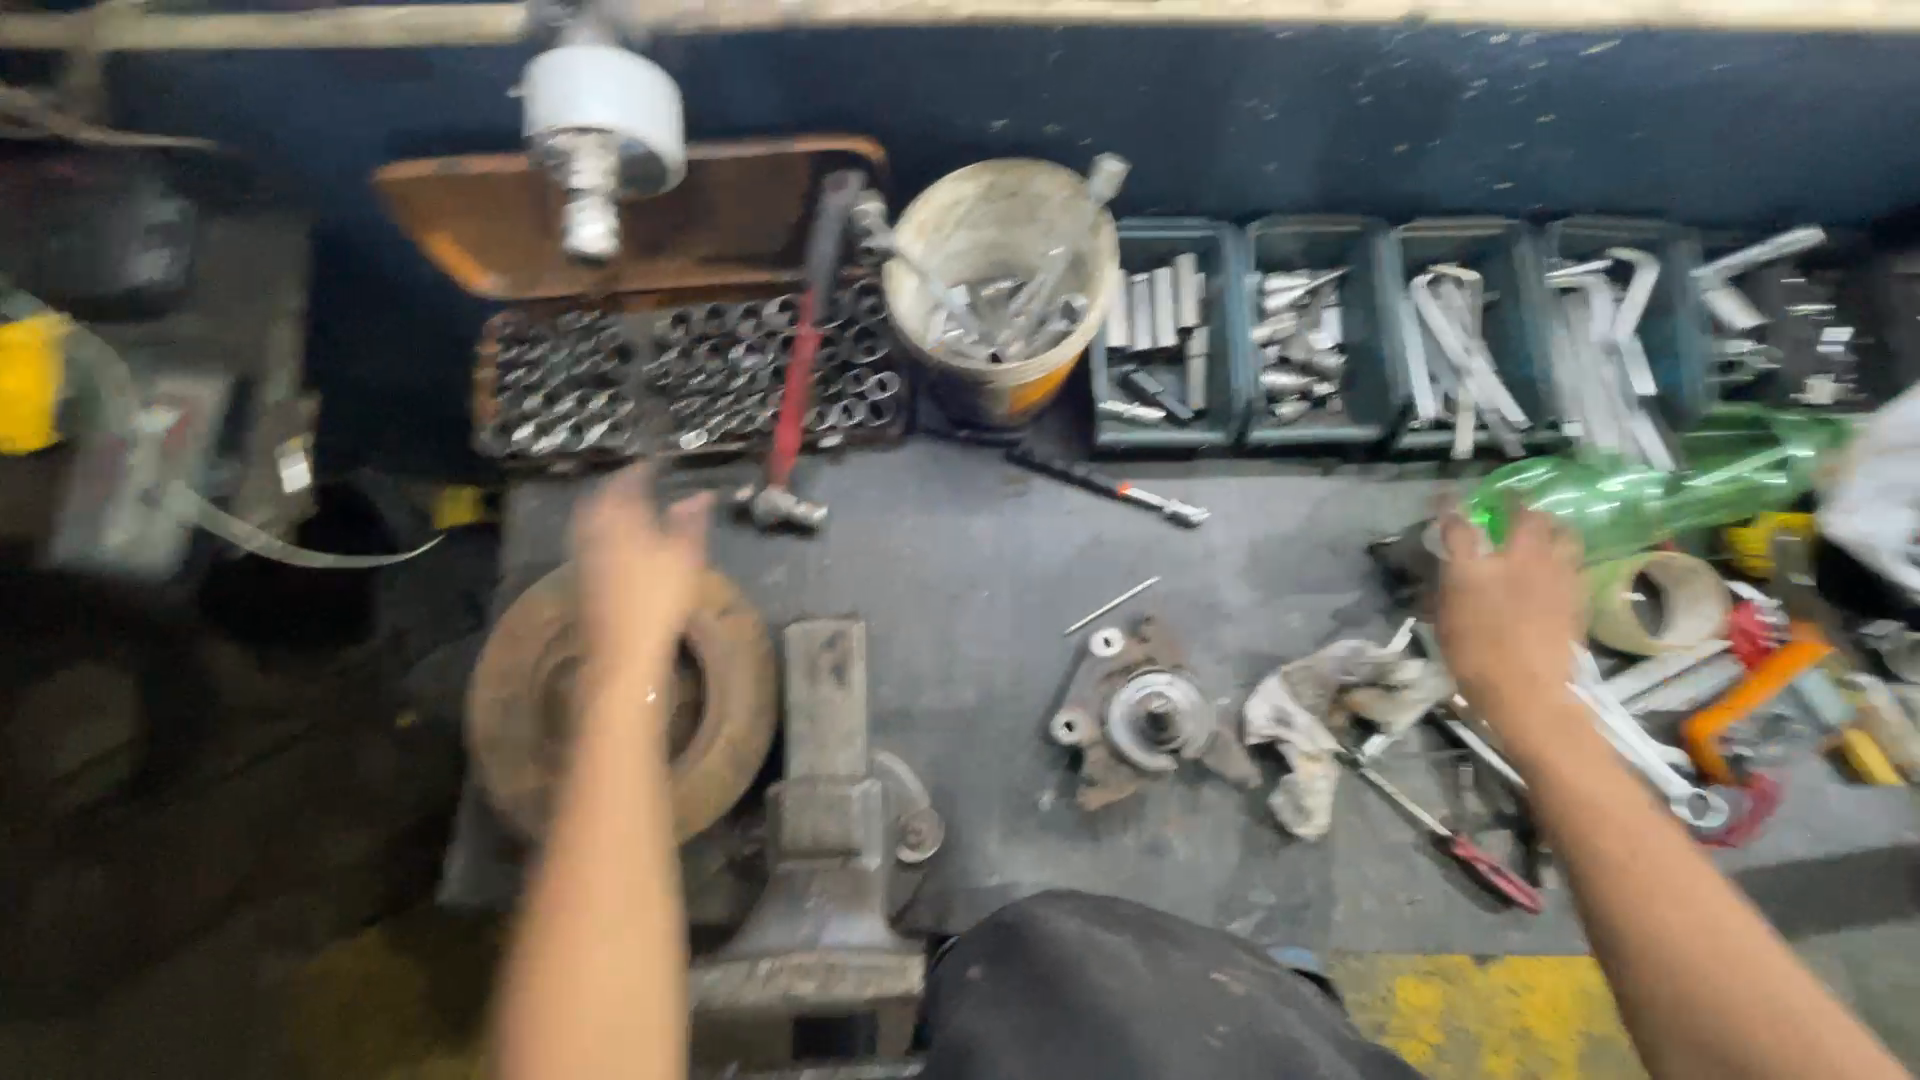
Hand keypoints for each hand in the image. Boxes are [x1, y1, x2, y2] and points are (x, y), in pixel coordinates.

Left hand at [572, 465, 714, 691]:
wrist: (622, 649)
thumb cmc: (659, 597)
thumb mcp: (686, 555)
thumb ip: (691, 520)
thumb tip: (700, 494)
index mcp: (620, 516)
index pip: (628, 481)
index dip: (642, 470)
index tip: (656, 463)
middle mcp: (594, 528)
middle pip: (602, 497)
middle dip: (619, 486)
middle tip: (638, 481)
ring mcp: (583, 552)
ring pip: (592, 517)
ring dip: (608, 506)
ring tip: (628, 506)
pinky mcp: (581, 574)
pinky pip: (589, 536)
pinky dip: (603, 527)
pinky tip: (618, 538)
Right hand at [1435, 505, 1582, 718]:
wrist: (1528, 689)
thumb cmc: (1473, 659)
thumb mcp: (1446, 623)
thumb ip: (1448, 591)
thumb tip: (1450, 575)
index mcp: (1473, 569)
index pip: (1458, 526)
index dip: (1450, 508)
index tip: (1446, 496)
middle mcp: (1516, 561)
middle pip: (1523, 516)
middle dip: (1515, 503)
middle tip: (1510, 501)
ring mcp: (1553, 574)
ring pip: (1561, 532)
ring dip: (1550, 525)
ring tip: (1543, 527)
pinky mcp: (1577, 593)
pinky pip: (1574, 561)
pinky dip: (1564, 556)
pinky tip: (1557, 564)